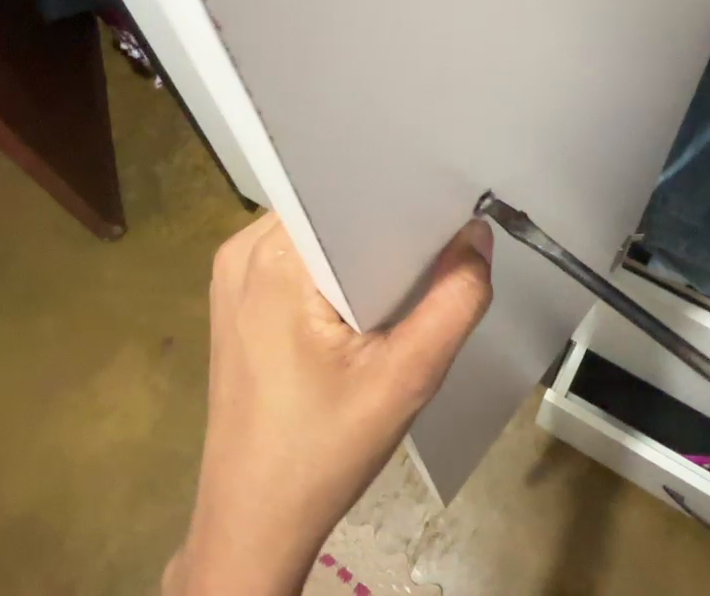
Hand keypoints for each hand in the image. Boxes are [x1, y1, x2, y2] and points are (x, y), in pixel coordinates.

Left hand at [163, 213, 493, 595]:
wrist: (255, 521)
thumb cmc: (323, 450)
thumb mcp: (406, 378)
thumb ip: (454, 301)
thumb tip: (476, 234)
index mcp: (272, 258)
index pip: (343, 190)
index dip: (399, 188)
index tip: (447, 195)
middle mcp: (243, 252)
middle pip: (332, 207)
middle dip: (387, 219)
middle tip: (444, 231)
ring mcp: (234, 275)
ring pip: (319, 232)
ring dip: (365, 246)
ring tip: (414, 262)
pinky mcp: (238, 301)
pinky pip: (300, 258)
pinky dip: (340, 267)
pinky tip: (372, 294)